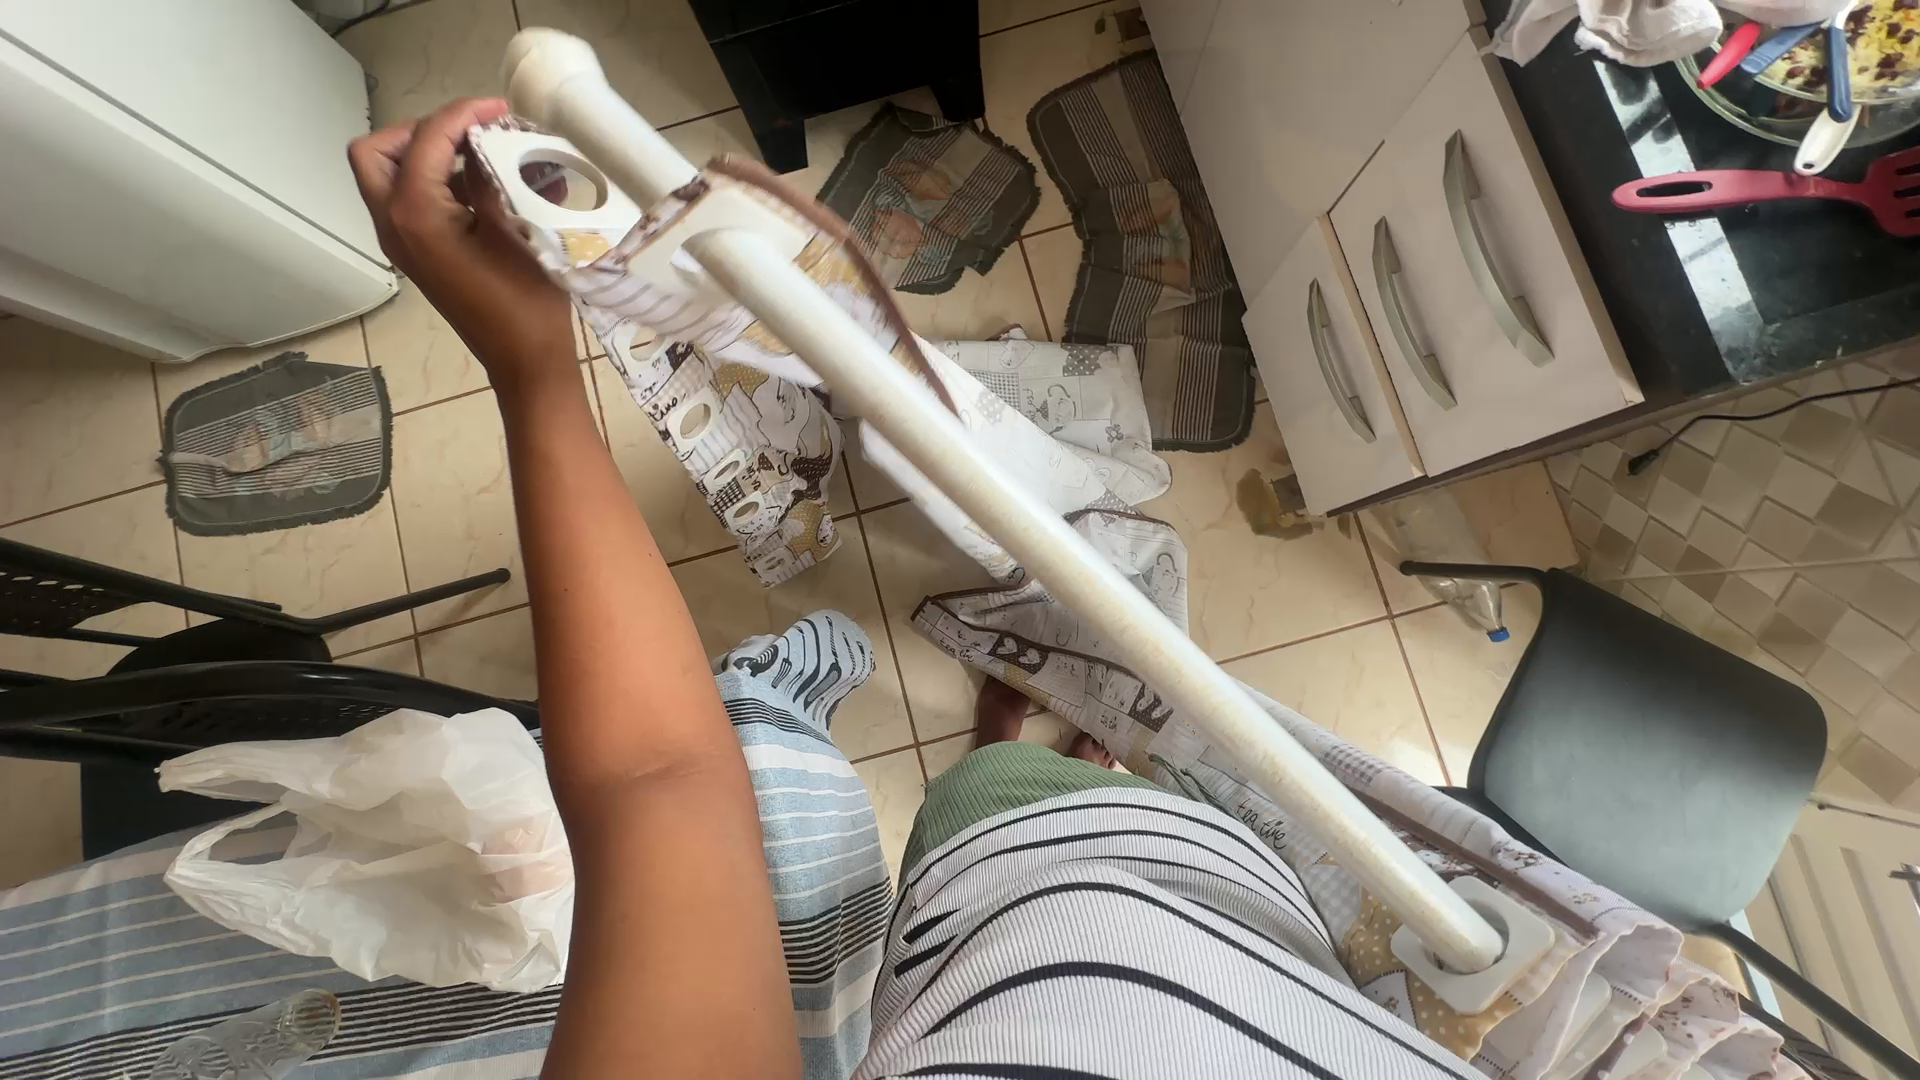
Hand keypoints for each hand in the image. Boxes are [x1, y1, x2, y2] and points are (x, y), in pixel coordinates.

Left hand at [348, 98, 575, 391]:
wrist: (526, 364)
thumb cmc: (528, 307)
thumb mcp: (517, 235)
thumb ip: (492, 184)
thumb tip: (488, 150)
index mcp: (416, 215)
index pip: (426, 142)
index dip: (462, 117)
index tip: (497, 110)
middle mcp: (394, 224)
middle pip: (379, 151)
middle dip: (423, 134)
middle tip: (471, 137)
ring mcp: (403, 243)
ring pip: (389, 176)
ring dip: (429, 159)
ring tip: (480, 161)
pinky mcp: (420, 257)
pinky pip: (409, 203)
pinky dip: (437, 185)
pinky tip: (483, 194)